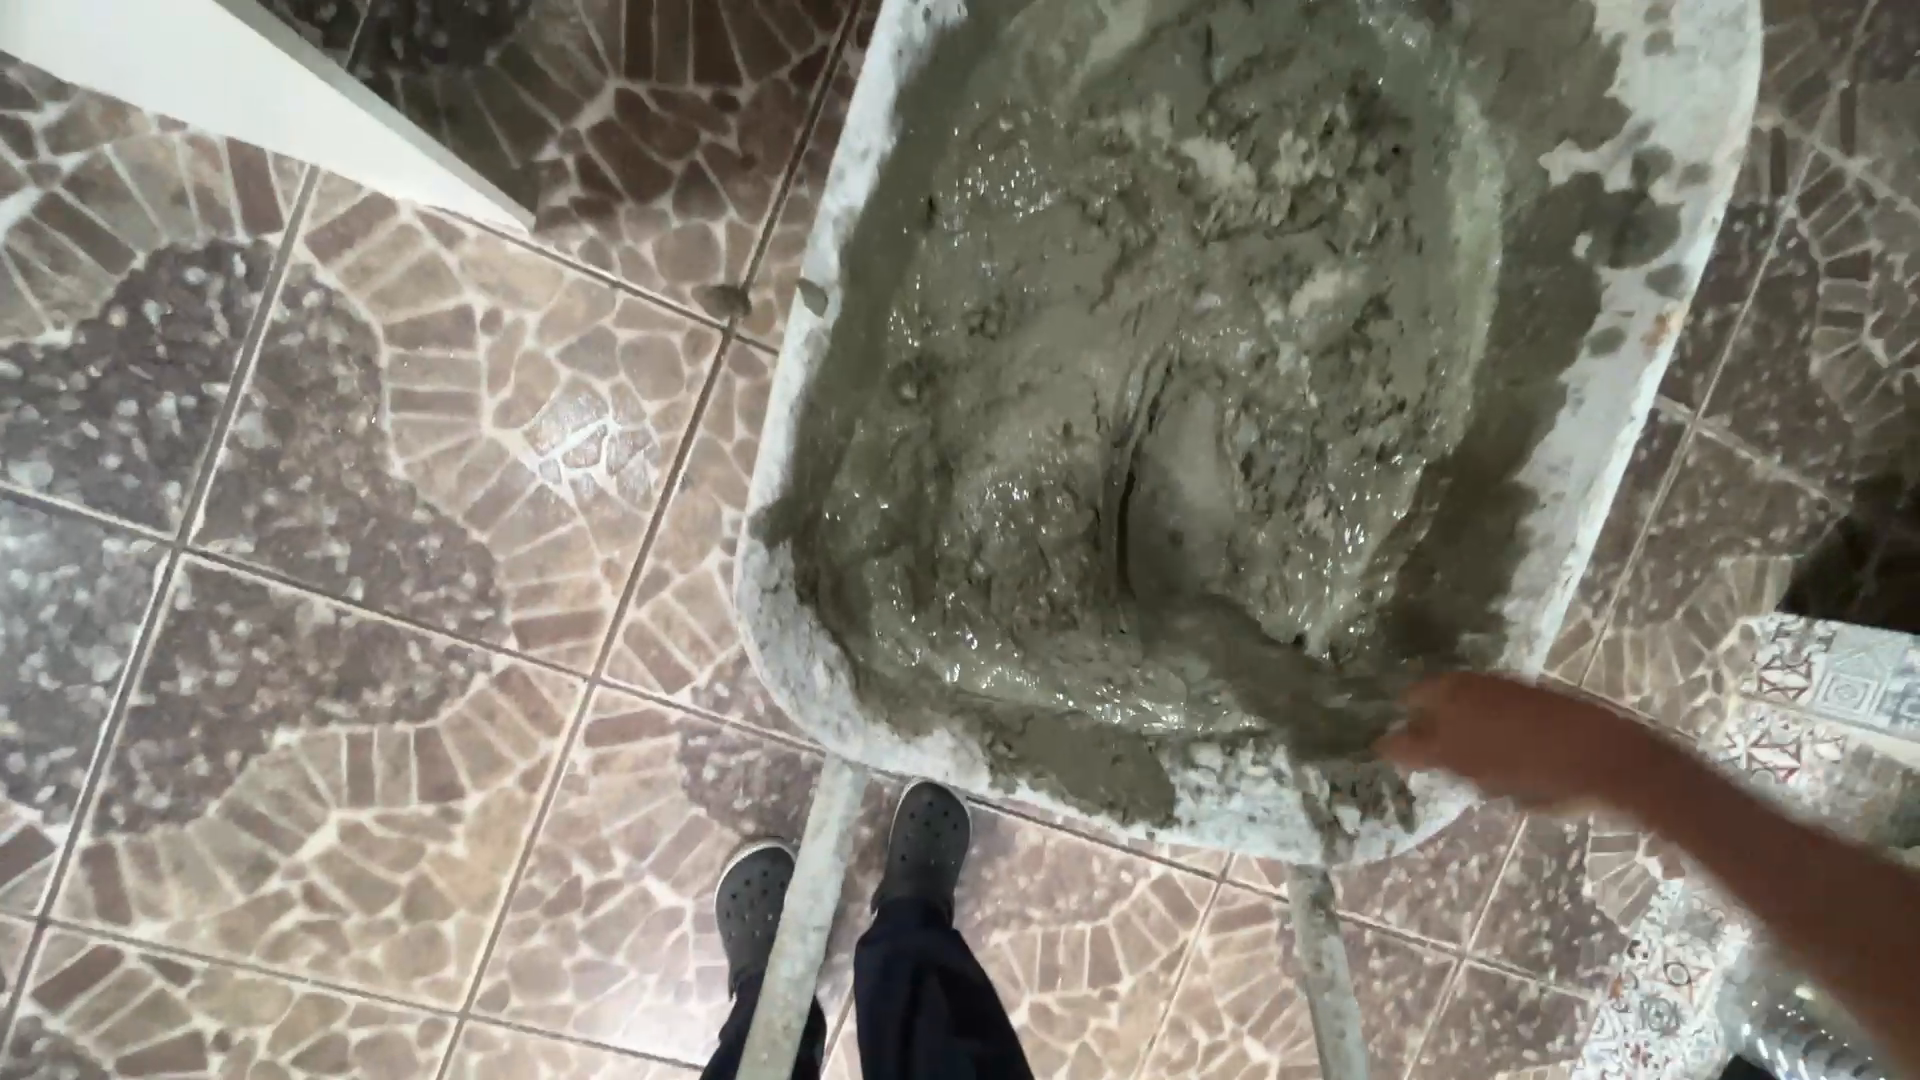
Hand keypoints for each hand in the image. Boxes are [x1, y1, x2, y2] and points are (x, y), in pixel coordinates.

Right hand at [1377, 672, 1671, 810]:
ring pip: (1472, 718)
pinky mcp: (1541, 708)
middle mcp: (1478, 682)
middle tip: (1441, 769)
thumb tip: (1379, 745)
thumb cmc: (1527, 762)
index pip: (1408, 701)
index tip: (1401, 758)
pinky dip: (1499, 745)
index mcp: (1452, 687)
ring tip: (1480, 776)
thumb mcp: (1459, 761)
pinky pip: (1504, 727)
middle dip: (1436, 736)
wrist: (1614, 762)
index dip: (1402, 729)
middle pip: (1439, 708)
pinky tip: (1514, 771)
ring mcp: (1512, 693)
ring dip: (1469, 743)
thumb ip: (1414, 751)